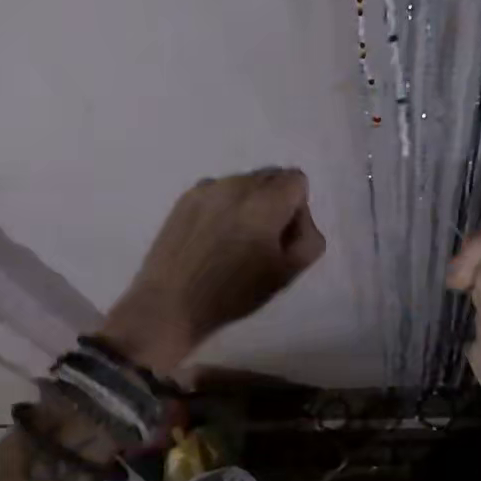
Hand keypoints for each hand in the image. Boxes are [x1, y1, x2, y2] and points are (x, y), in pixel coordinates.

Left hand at [99, 167, 325, 373]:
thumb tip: (299, 220)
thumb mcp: (287, 274)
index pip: (297, 180)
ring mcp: (207, 188)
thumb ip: (309, 239)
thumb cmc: (234, 294)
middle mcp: (237, 184)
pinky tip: (212, 240)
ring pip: (244, 183)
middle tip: (262, 242)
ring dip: (249, 204)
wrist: (172, 303)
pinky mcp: (185, 197)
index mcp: (265, 201)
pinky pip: (218, 191)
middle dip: (275, 203)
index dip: (297, 210)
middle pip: (271, 177)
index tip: (283, 239)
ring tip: (234, 243)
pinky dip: (224, 207)